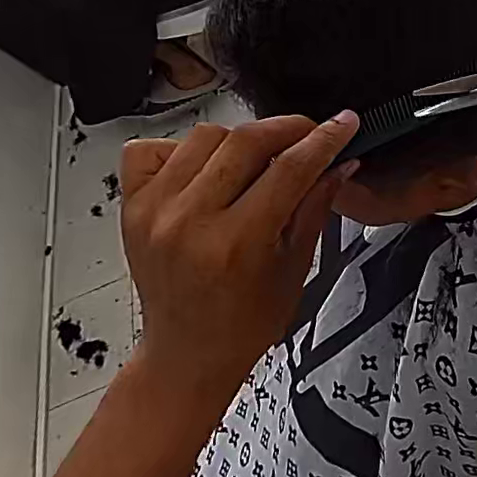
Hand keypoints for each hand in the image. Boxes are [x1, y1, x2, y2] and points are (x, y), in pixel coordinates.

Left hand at [119, 113, 358, 395]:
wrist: (191, 351)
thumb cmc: (243, 323)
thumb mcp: (297, 265)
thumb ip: (316, 206)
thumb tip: (339, 164)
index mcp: (238, 242)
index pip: (291, 168)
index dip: (325, 139)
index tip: (343, 125)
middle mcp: (189, 222)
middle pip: (247, 140)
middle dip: (291, 128)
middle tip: (312, 134)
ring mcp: (155, 212)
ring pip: (206, 136)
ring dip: (244, 138)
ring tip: (262, 158)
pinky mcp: (133, 208)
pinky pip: (153, 149)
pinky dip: (186, 148)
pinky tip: (210, 167)